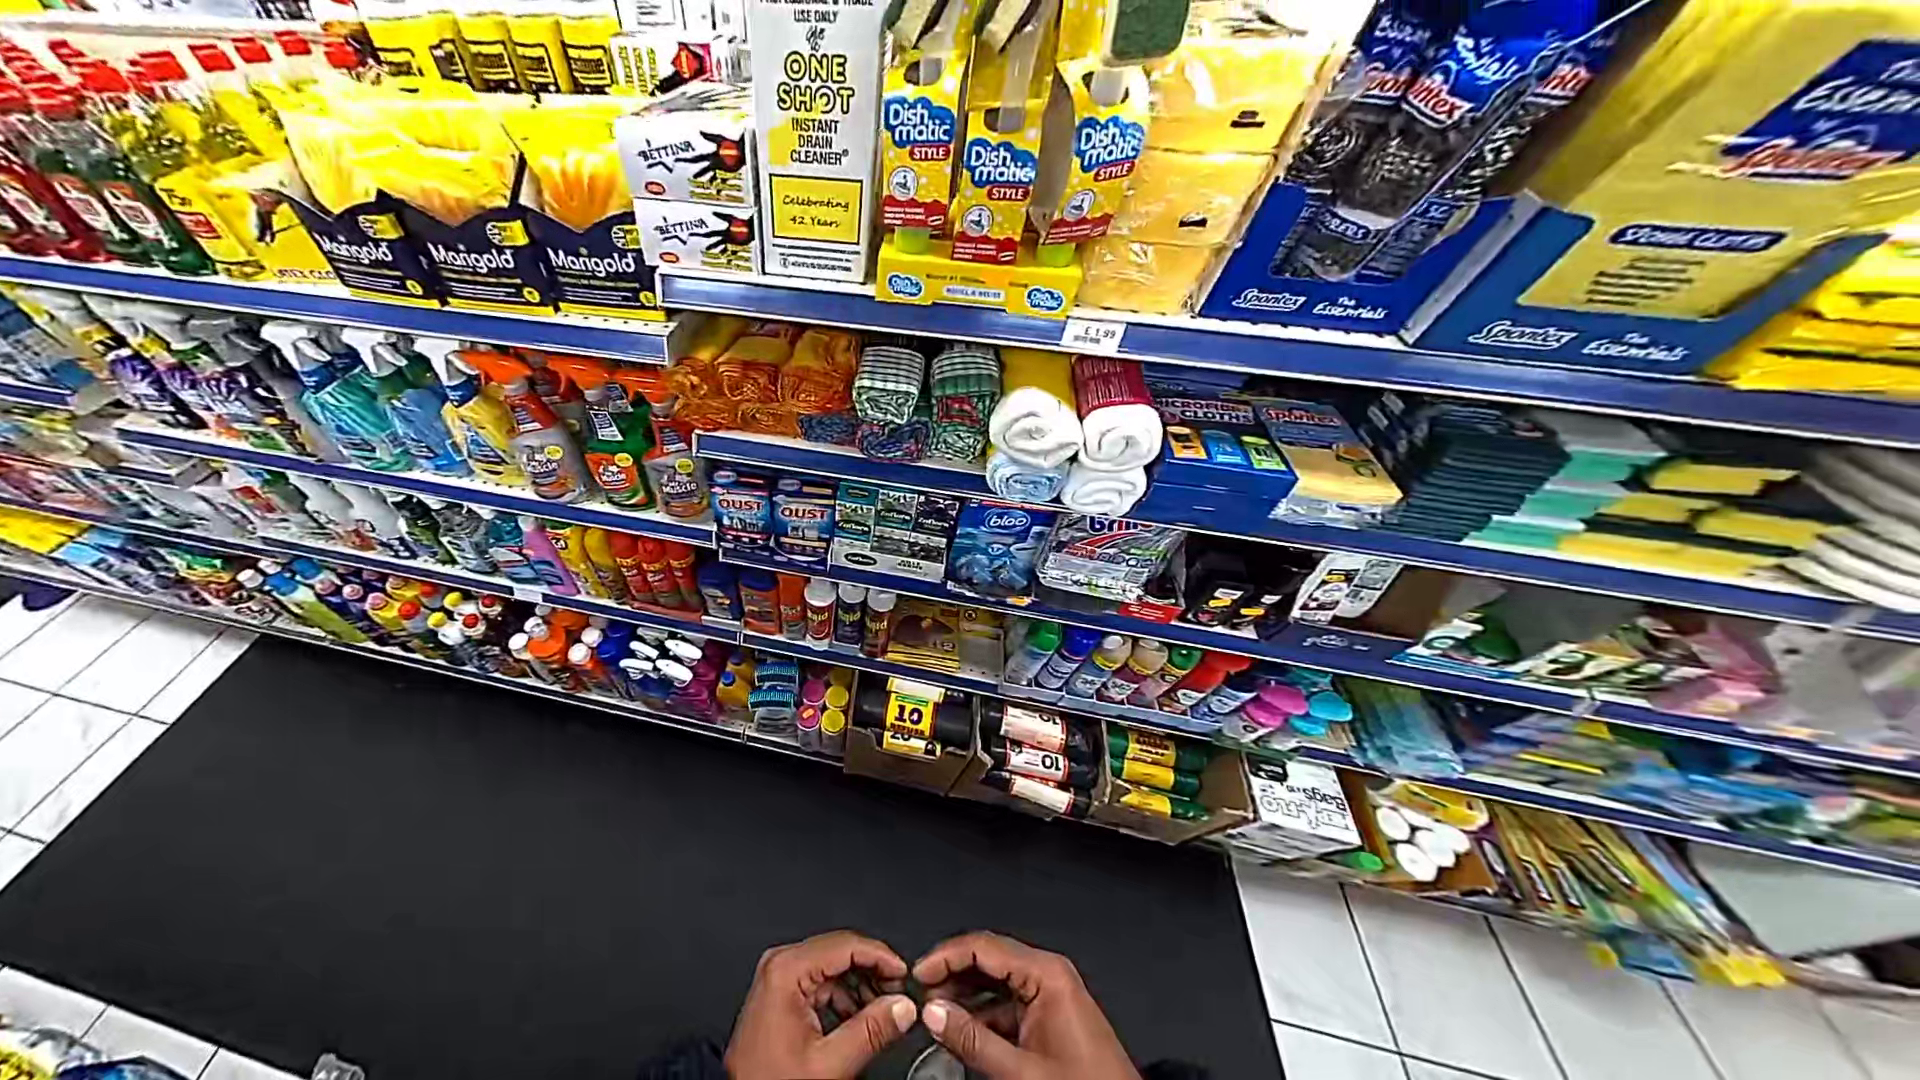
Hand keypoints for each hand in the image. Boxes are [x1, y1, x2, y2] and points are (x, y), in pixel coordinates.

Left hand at [725, 930, 917, 1078]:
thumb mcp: (827, 1065)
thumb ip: (870, 1031)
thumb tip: (902, 1007)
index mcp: (788, 969)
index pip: (848, 944)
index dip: (883, 957)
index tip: (905, 974)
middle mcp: (781, 963)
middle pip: (842, 951)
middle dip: (875, 972)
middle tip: (899, 993)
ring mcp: (780, 974)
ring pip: (835, 964)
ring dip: (862, 984)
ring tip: (883, 1009)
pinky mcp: (782, 988)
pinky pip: (823, 978)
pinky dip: (845, 994)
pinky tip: (860, 1016)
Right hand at [913, 931, 1138, 1079]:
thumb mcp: (1020, 1071)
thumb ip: (972, 1039)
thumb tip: (933, 1013)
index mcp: (1046, 973)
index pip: (985, 947)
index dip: (946, 956)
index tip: (917, 974)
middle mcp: (1048, 972)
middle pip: (989, 958)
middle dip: (952, 973)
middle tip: (920, 993)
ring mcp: (1050, 991)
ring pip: (996, 979)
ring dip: (964, 993)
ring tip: (934, 1013)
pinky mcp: (1049, 1012)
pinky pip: (1007, 1001)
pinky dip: (982, 1012)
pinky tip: (960, 1029)